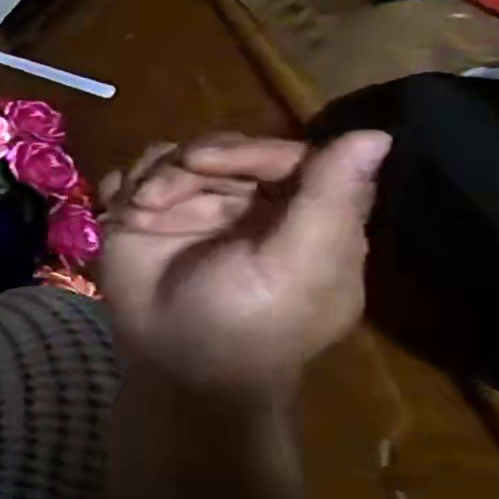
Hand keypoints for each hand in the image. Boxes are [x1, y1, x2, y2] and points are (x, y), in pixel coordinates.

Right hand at [93, 131, 391, 398]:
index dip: (243, 149)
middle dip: (184, 166)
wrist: (173, 365)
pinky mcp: (143, 216)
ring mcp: (189, 208)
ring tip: (140, 211)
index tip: (201, 162)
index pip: (280, 155)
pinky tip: (121, 212)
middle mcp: (243, 204)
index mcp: (296, 216)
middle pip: (218, 149)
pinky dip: (122, 185)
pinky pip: (130, 175)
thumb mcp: (299, 269)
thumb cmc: (248, 325)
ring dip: (149, 176)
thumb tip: (377, 133)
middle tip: (155, 197)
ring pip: (169, 156)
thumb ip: (330, 202)